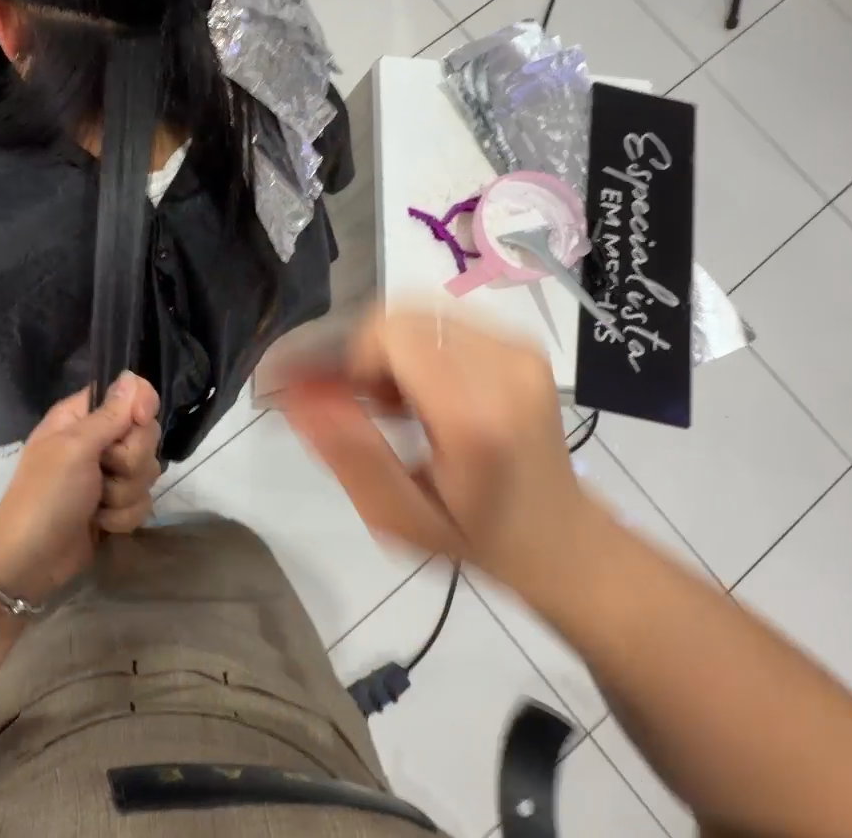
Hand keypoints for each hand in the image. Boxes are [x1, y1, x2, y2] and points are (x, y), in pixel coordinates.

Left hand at [0, 374, 161, 602]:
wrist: (30, 561)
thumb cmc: (45, 496)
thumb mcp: (74, 449)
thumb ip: (109, 415)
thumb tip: (133, 375)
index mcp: (79, 417)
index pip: (127, 394)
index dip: (139, 406)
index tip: (138, 421)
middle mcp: (96, 441)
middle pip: (144, 434)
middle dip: (132, 460)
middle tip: (105, 471)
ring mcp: (106, 475)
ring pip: (147, 471)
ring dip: (125, 493)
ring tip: (96, 504)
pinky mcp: (114, 506)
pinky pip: (142, 501)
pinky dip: (123, 516)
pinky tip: (100, 524)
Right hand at [278, 307, 587, 587]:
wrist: (558, 535)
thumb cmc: (473, 534)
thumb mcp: (398, 514)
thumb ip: (347, 452)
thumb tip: (292, 394)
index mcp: (476, 415)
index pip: (389, 335)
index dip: (339, 354)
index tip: (313, 391)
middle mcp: (505, 367)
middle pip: (398, 318)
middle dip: (356, 353)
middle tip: (342, 400)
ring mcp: (518, 350)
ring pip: (415, 315)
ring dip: (382, 351)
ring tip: (379, 401)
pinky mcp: (519, 344)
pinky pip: (439, 321)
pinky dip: (409, 348)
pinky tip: (409, 392)